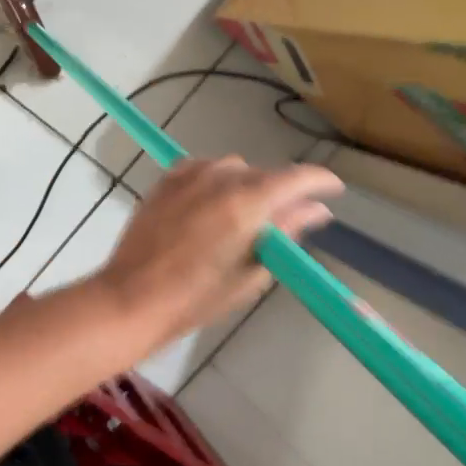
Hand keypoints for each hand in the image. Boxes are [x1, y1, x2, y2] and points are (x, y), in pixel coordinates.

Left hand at [94, 157, 343, 345]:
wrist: (132, 296)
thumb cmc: (196, 297)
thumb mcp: (252, 273)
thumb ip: (285, 233)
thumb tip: (316, 210)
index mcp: (246, 202)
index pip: (296, 177)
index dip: (320, 182)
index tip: (332, 191)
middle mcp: (218, 179)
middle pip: (263, 174)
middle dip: (278, 193)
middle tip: (280, 223)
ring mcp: (186, 177)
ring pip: (231, 169)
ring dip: (244, 186)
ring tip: (242, 218)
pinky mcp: (164, 183)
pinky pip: (200, 170)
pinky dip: (214, 182)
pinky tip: (212, 205)